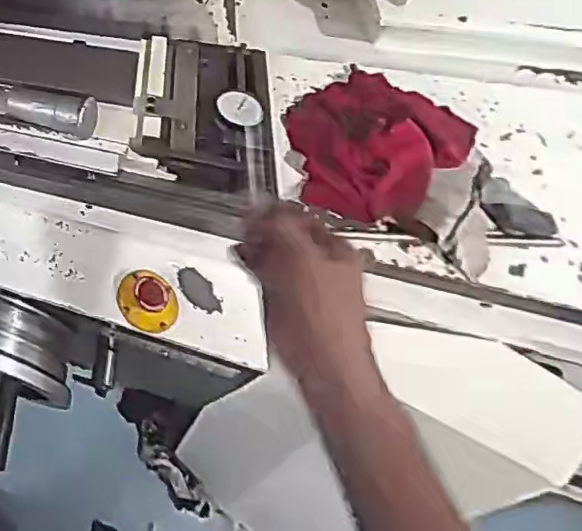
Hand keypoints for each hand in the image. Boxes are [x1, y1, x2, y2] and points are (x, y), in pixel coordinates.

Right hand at [235, 204, 379, 394]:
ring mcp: (310, 289)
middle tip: (244, 228)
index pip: (299, 216)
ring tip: (244, 247)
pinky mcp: (293, 307)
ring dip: (257, 250)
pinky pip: (270, 278)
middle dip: (262, 231)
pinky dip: (257, 270)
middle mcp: (327, 268)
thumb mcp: (298, 258)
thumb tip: (262, 211)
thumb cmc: (326, 323)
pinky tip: (248, 268)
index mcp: (338, 251)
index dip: (272, 210)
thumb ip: (279, 228)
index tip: (251, 208)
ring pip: (275, 257)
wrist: (326, 372)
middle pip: (285, 236)